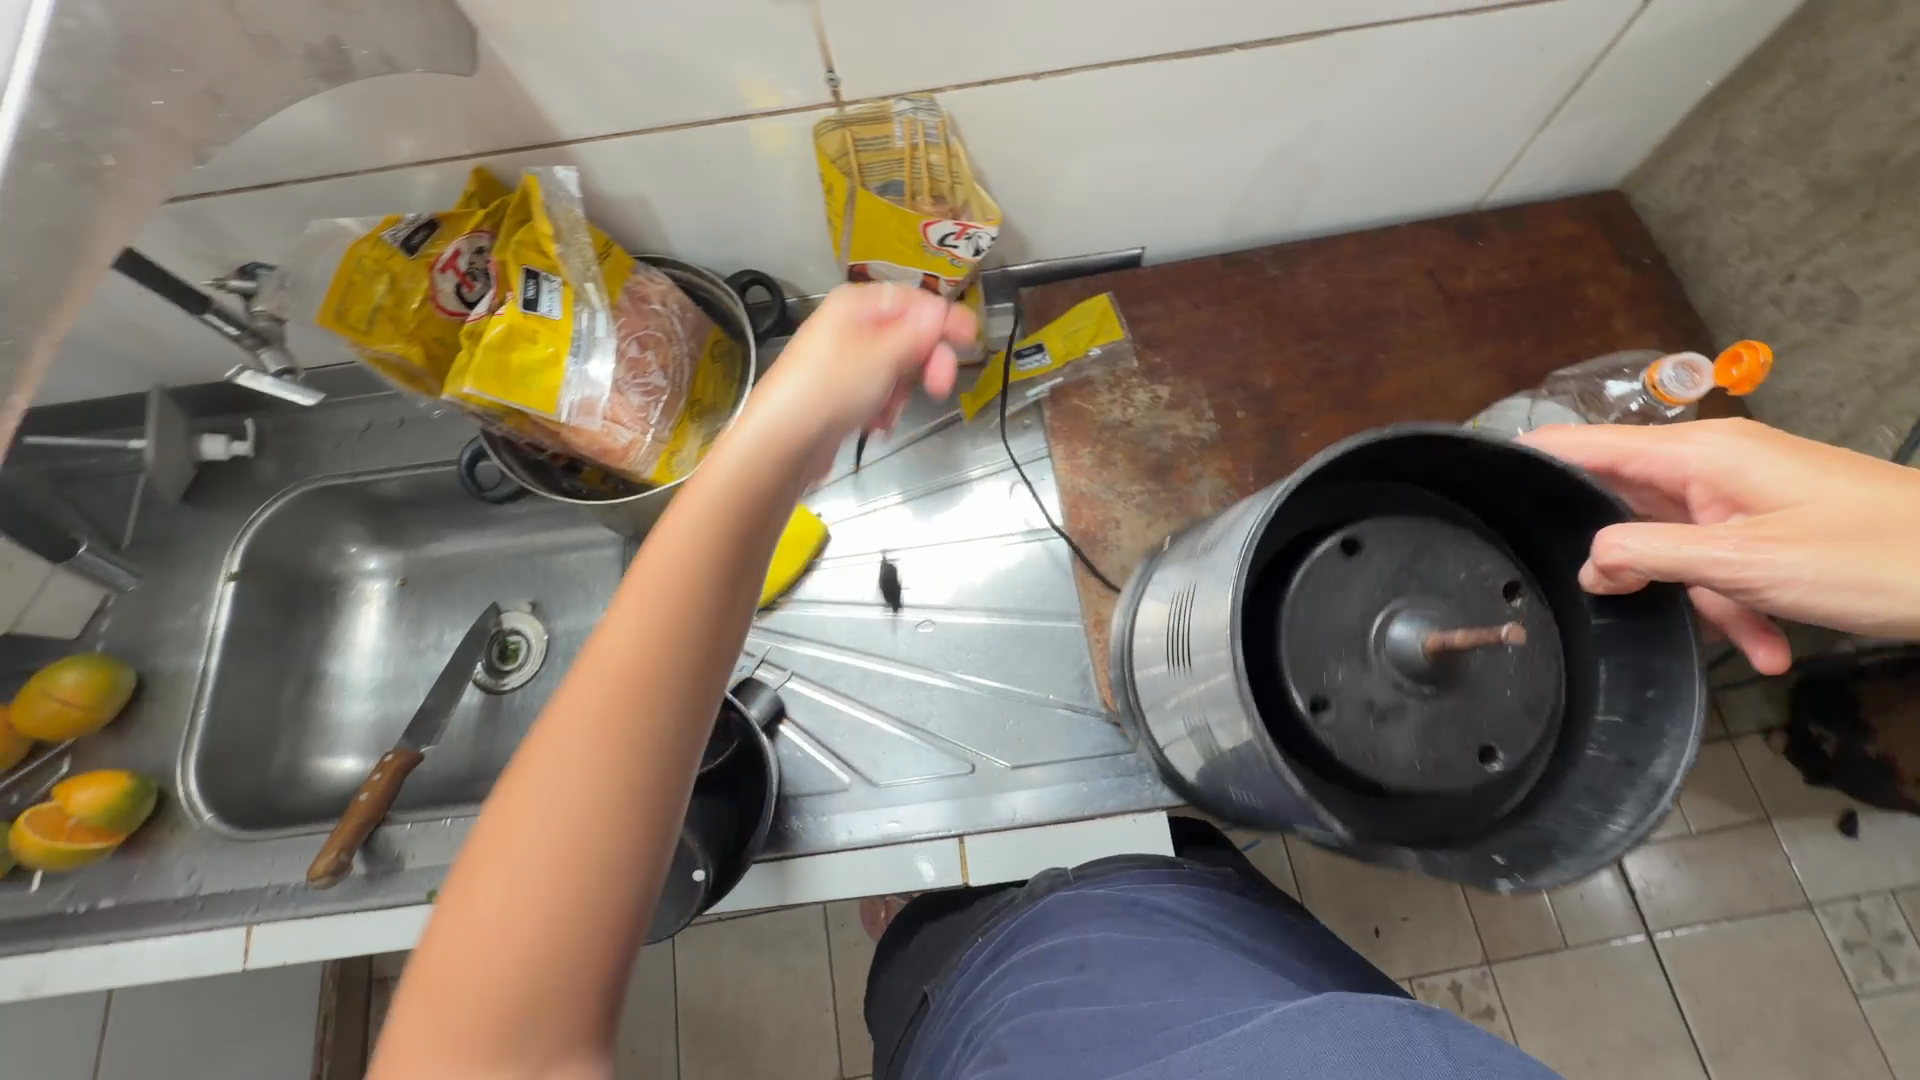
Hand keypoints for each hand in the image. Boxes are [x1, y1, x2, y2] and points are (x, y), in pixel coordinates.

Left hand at [746, 283, 976, 468]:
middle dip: (924, 363)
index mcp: (858, 304)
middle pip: (908, 335)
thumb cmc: (832, 388)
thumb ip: (919, 333)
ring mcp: (845, 360)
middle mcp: (851, 326)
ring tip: (887, 411)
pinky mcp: (841, 393)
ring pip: (897, 368)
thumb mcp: (884, 354)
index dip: (945, 320)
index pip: (915, 301)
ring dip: (902, 392)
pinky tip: (874, 424)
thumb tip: (944, 312)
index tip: (972, 342)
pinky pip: (878, 392)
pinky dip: (884, 407)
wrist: (783, 440)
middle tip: (938, 388)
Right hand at [1520, 418, 1919, 674]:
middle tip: (1609, 597)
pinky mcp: (1768, 520)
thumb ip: (1644, 555)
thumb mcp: (1743, 563)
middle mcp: (1710, 464)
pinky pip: (1718, 557)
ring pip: (1670, 540)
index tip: (1480, 491)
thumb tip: (1589, 565)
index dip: (1524, 461)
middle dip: (1619, 555)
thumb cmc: (1879, 557)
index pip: (1578, 444)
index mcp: (1694, 455)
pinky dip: (1733, 601)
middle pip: (1618, 500)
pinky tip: (1765, 646)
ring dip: (1693, 592)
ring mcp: (1741, 492)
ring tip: (1739, 636)